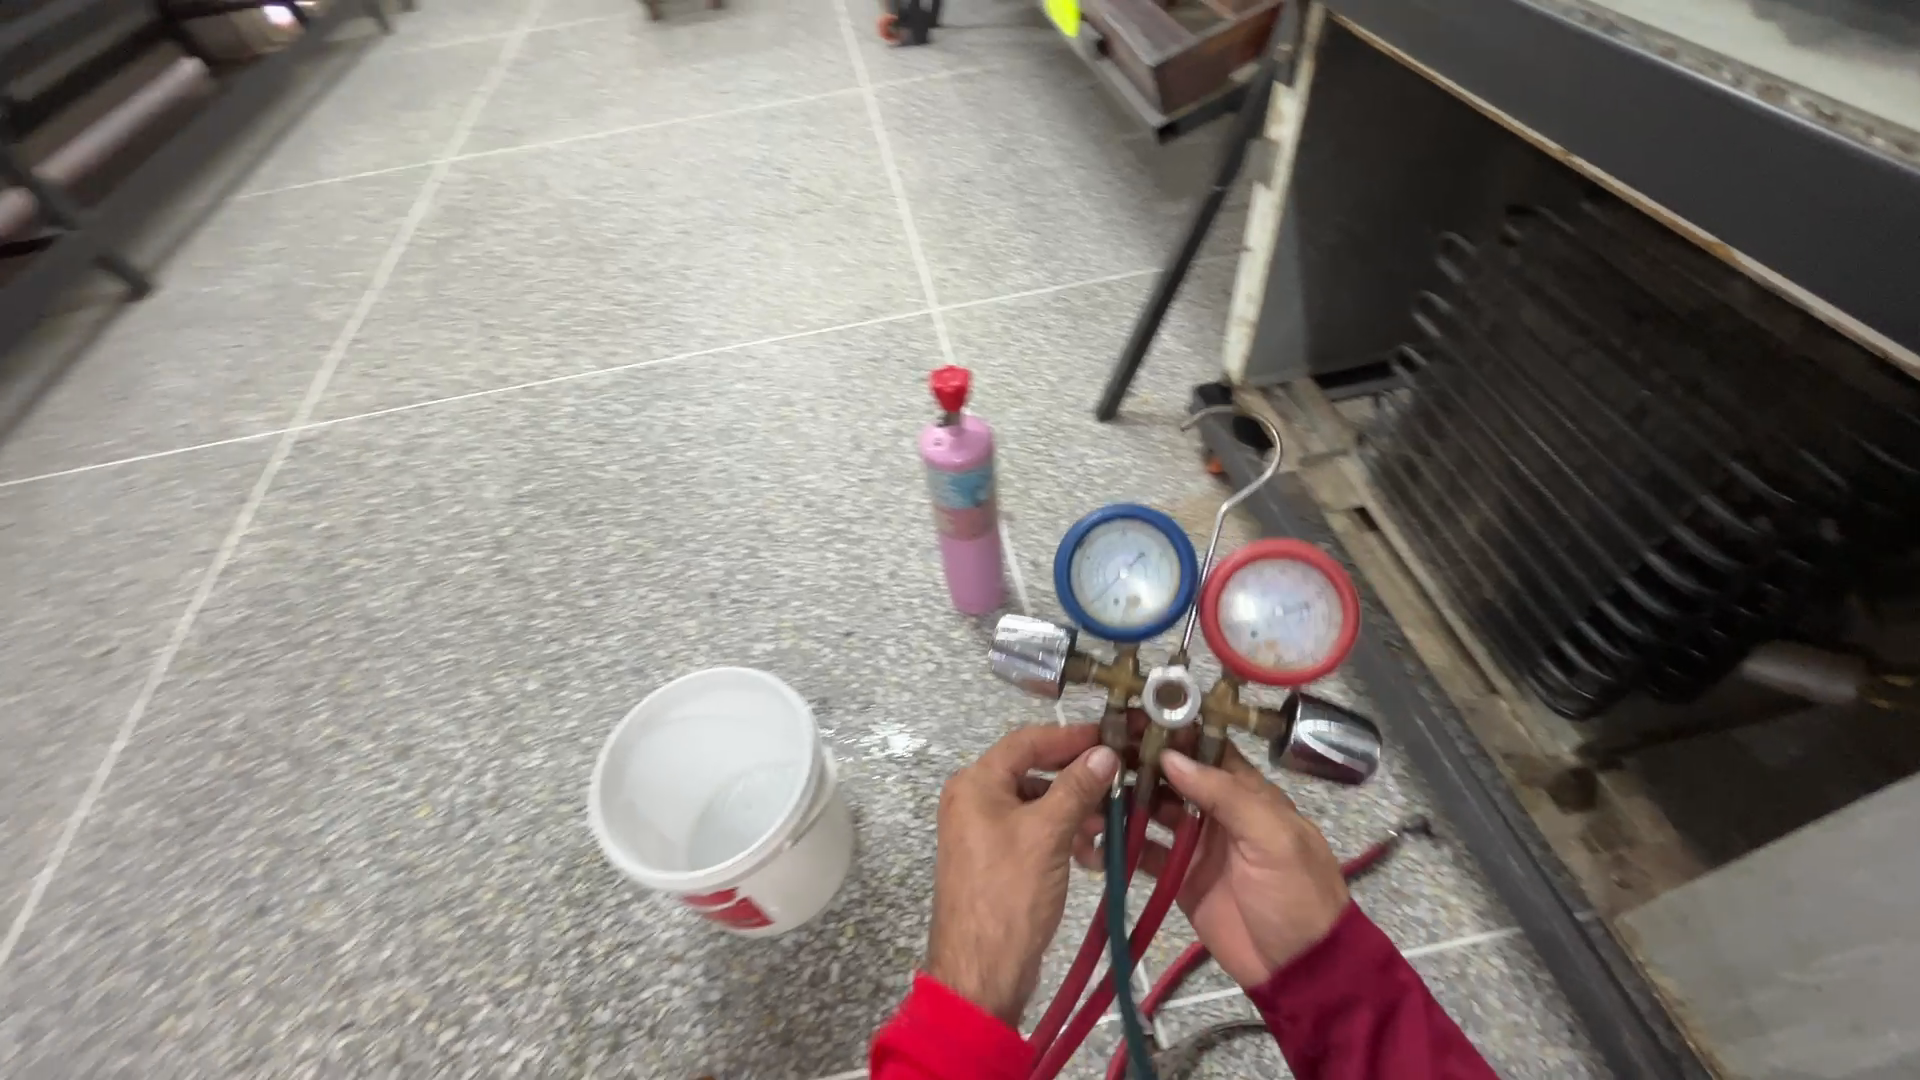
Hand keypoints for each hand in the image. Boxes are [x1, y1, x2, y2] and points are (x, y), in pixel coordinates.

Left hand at [926, 724, 1119, 1024]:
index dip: (1068, 736)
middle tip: (1117, 780)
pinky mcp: (995, 857)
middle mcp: (974, 798)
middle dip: (1075, 778)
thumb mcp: (1048, 834)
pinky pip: (1032, 832)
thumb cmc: (1010, 893)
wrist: (980, 973)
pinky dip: (1060, 835)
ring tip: (1110, 823)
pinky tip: (1091, 853)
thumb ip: (1076, 788)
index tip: (1108, 736)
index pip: (1026, 741)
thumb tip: (1105, 753)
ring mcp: (982, 829)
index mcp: (976, 782)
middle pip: (1031, 771)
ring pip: (1035, 804)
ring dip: (1072, 810)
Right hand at [1074, 742, 1348, 988]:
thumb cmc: (1296, 895)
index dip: (1172, 732)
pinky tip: (1092, 835)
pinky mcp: (1176, 874)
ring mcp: (1193, 841)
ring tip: (1088, 790)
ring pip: (1151, 808)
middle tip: (1098, 751)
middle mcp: (1215, 809)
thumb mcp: (1272, 837)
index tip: (1132, 718)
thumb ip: (1224, 794)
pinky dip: (1118, 842)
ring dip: (1123, 798)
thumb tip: (1171, 756)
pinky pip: (1143, 850)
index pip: (1204, 749)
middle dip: (1137, 761)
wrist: (1300, 972)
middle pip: (1171, 774)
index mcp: (1245, 792)